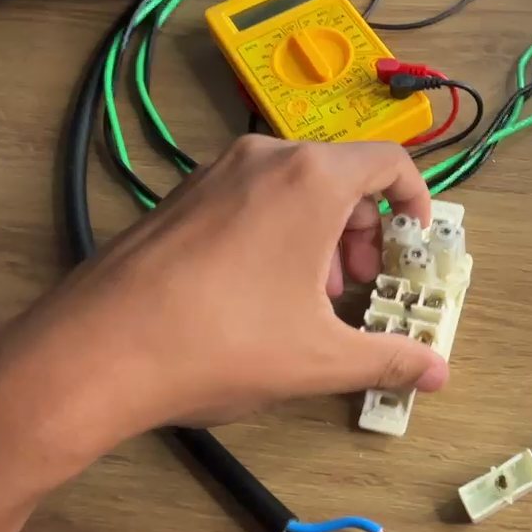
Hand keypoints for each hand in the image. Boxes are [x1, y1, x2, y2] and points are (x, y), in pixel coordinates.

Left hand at [0, 137, 449, 493]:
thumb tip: (439, 373)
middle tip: (358, 285)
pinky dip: (278, 229)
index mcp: (312, 179)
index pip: (390, 163)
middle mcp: (266, 158)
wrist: (92, 351)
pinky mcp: (183, 193)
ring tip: (309, 296)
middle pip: (344, 176)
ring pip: (297, 186)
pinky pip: (254, 195)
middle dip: (365, 231)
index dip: (416, 202)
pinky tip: (258, 290)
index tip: (413, 247)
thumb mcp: (319, 358)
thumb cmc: (223, 342)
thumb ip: (389, 358)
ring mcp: (217, 171)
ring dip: (322, 234)